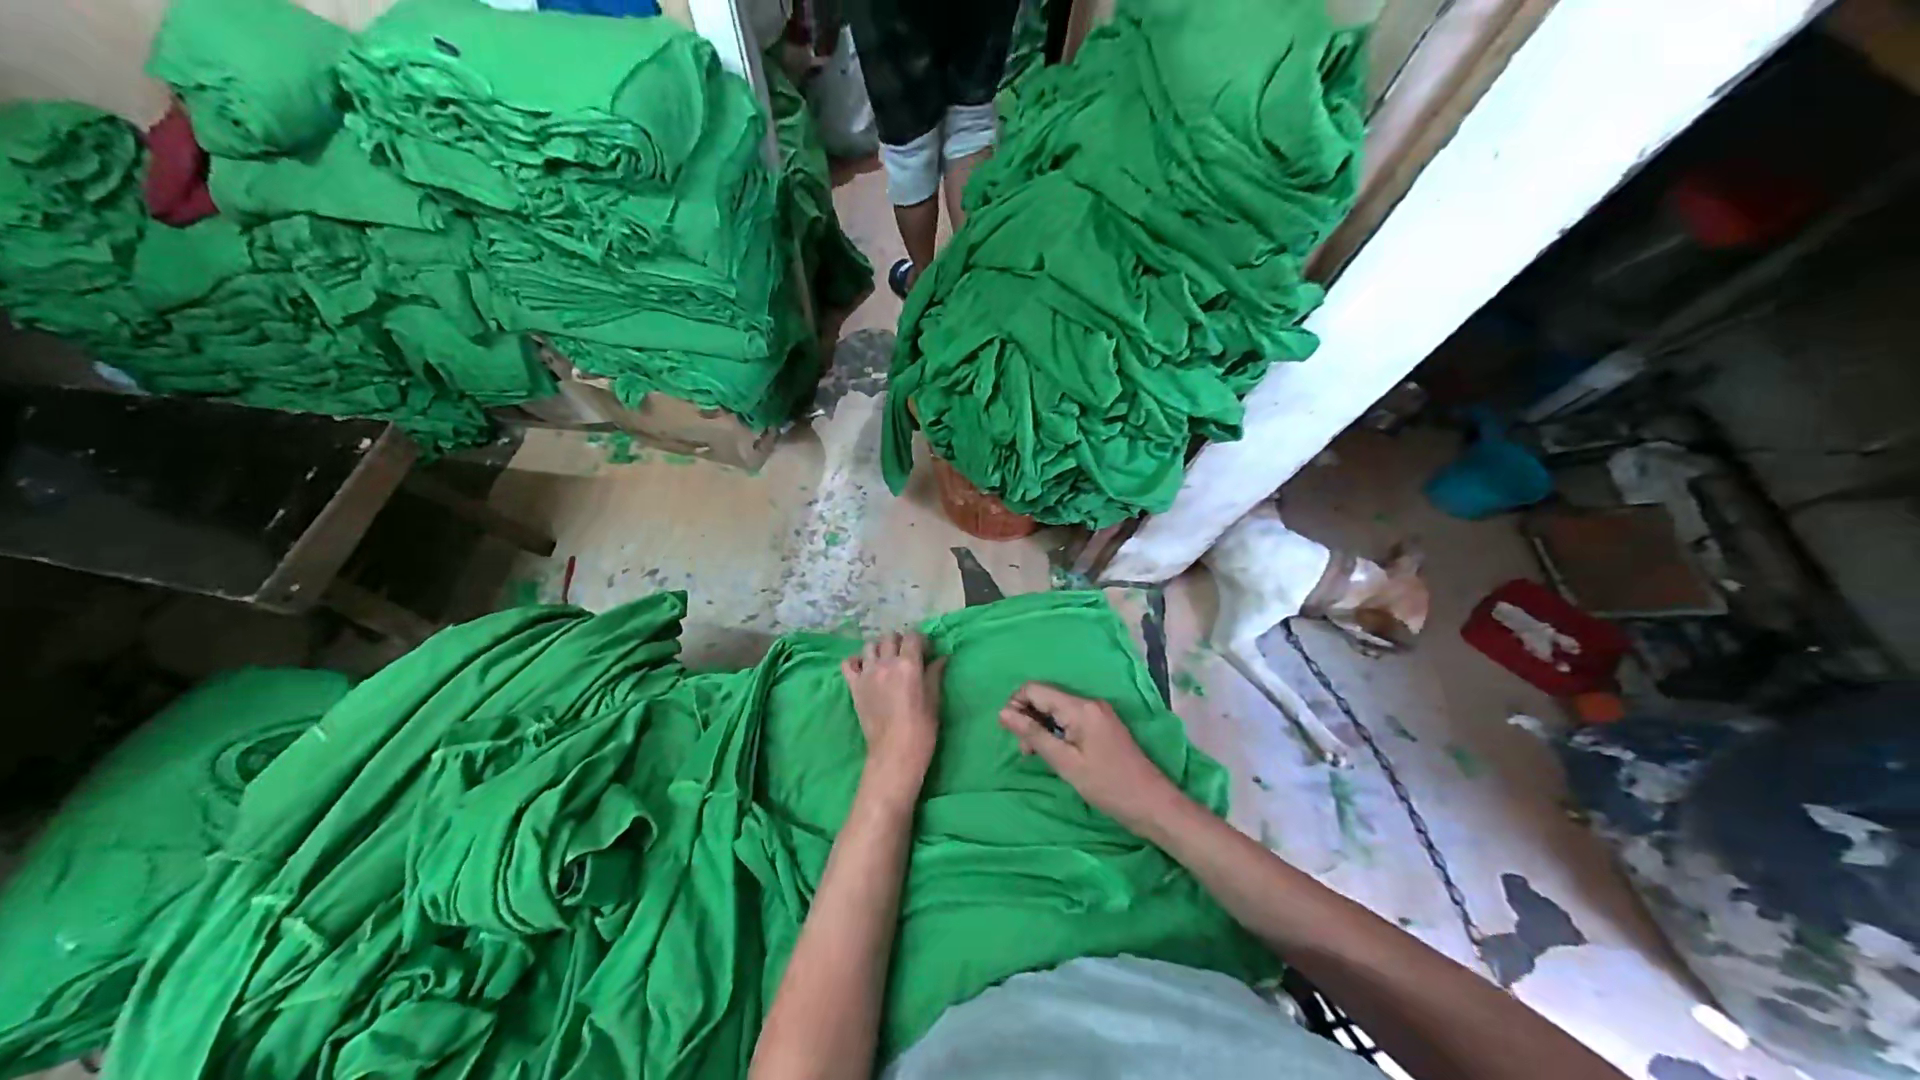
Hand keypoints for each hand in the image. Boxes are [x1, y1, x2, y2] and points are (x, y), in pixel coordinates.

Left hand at [842, 632, 946, 783]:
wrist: (895, 752)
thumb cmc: (921, 728)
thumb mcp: (934, 699)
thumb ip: (935, 673)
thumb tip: (942, 657)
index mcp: (908, 664)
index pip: (912, 636)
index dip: (920, 641)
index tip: (926, 652)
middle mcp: (885, 663)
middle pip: (890, 637)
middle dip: (900, 641)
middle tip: (906, 655)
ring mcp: (866, 673)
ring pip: (869, 645)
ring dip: (880, 649)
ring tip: (886, 661)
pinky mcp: (854, 686)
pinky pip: (848, 663)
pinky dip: (856, 661)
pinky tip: (865, 668)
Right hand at [997, 683, 1190, 834]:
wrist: (1153, 804)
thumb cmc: (1107, 786)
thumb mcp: (1065, 763)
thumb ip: (1033, 735)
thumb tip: (1002, 713)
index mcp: (1080, 708)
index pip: (1035, 689)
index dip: (1016, 706)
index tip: (1012, 735)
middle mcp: (1089, 702)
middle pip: (1045, 696)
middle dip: (1028, 718)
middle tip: (1027, 752)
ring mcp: (1098, 712)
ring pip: (1056, 708)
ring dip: (1041, 726)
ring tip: (1040, 755)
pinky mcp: (1103, 723)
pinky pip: (1070, 717)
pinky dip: (1057, 730)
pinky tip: (1057, 752)